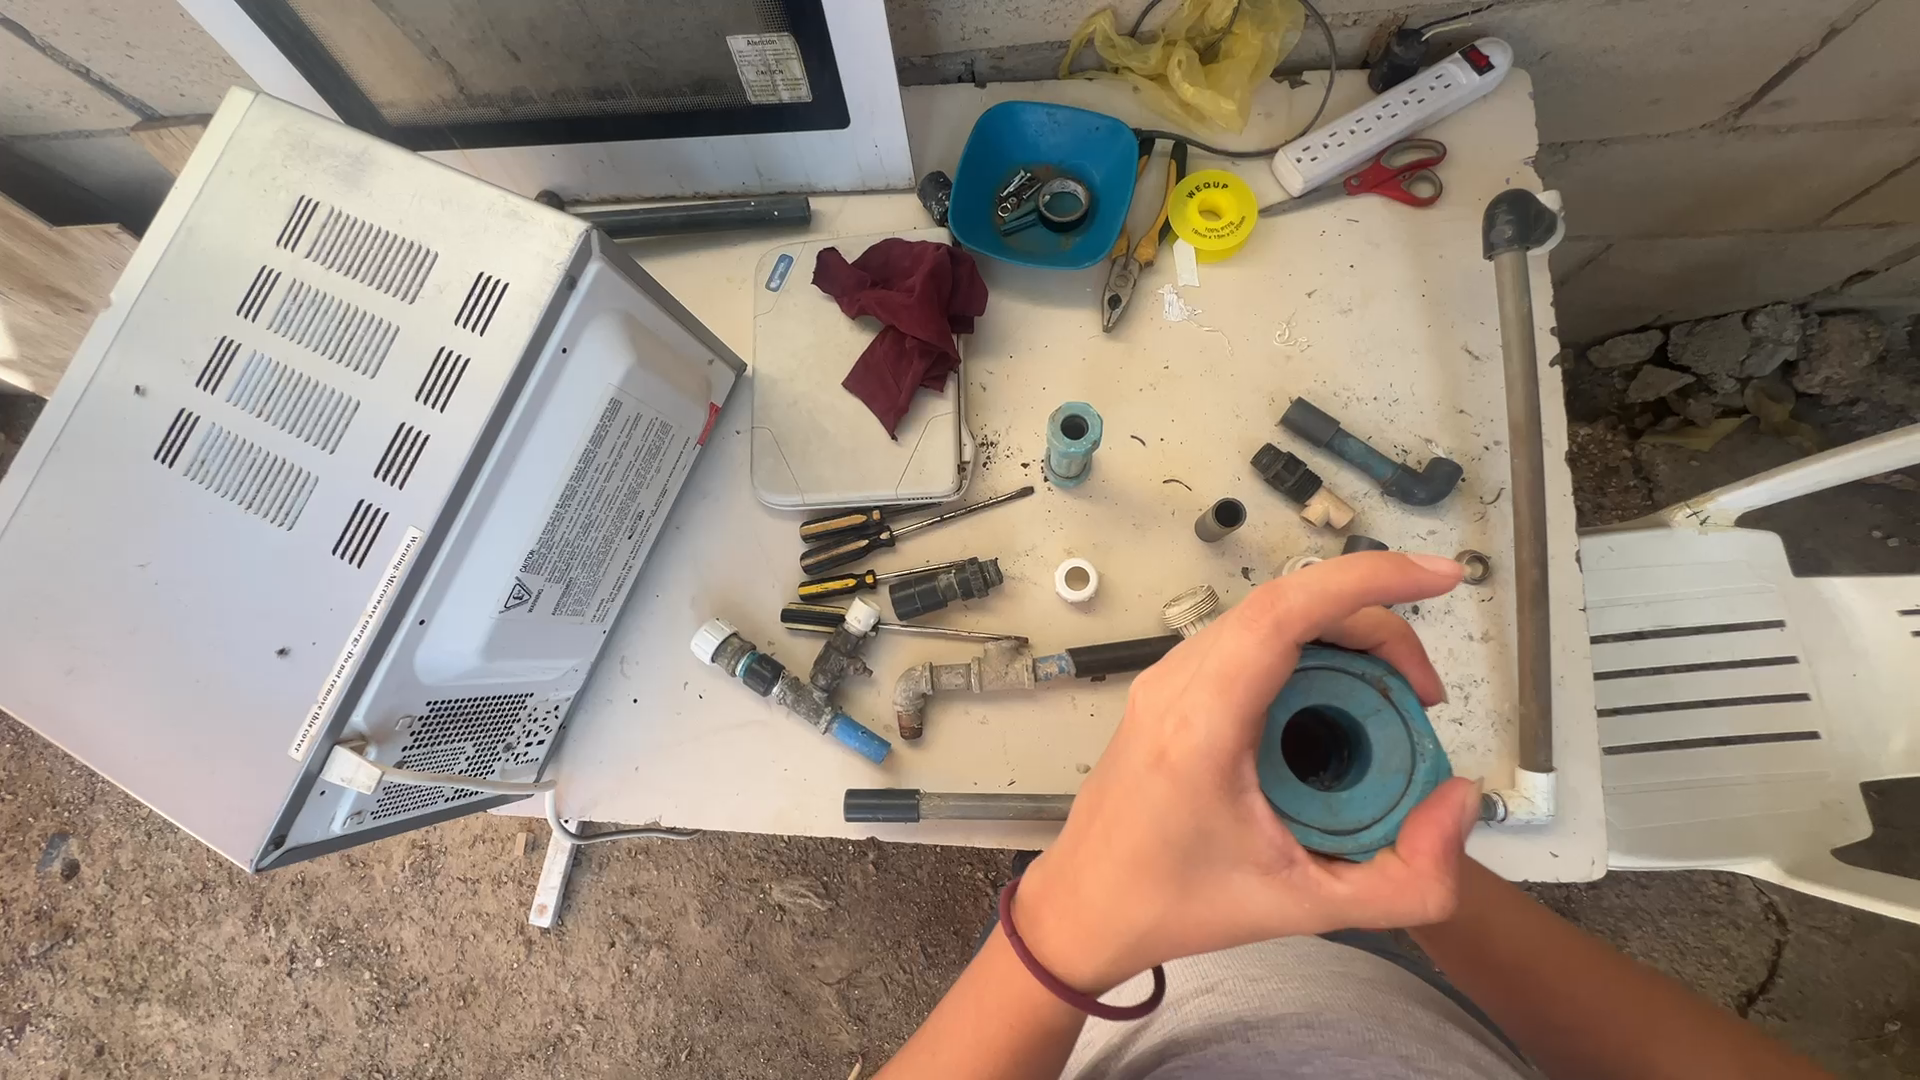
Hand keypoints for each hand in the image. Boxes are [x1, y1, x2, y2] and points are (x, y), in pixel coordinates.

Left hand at [1012, 552, 1483, 993]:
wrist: (1089, 899)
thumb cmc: (1177, 901)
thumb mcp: (1307, 907)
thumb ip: (1411, 878)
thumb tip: (1459, 797)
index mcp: (1202, 722)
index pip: (1283, 612)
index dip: (1366, 580)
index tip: (1436, 577)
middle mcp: (1176, 682)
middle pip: (1284, 608)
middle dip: (1372, 630)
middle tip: (1421, 698)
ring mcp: (1164, 678)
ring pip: (1265, 621)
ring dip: (1337, 641)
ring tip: (1385, 708)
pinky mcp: (1166, 687)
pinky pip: (1244, 645)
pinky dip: (1301, 656)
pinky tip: (1331, 707)